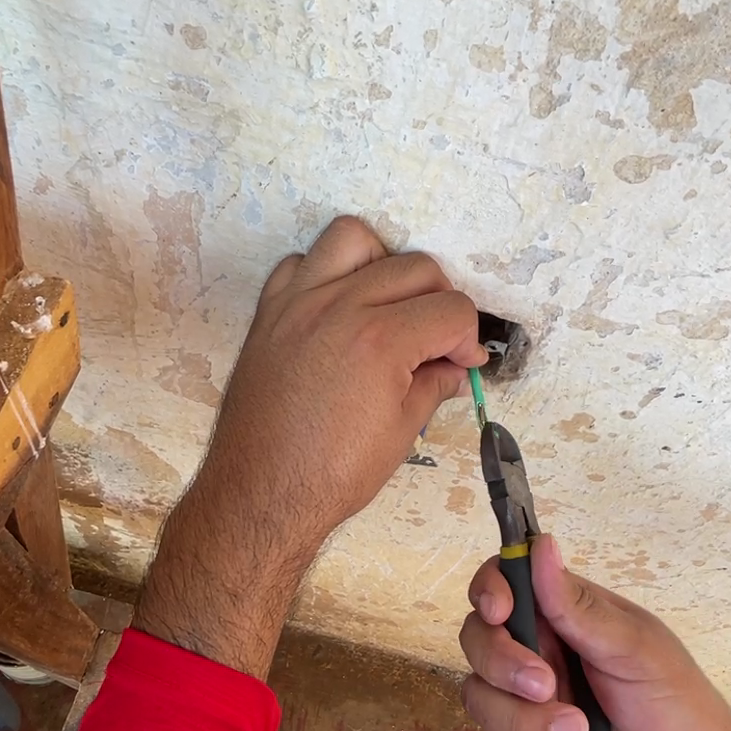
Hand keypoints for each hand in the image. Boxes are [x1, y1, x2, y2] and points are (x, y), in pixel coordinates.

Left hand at [196, 215, 487, 549]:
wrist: (262, 492)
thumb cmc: (331, 474)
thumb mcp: (401, 433)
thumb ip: (433, 385)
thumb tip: (453, 367)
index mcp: (380, 340)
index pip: (451, 310)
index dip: (469, 338)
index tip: (465, 361)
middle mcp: (339, 307)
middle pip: (415, 267)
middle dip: (440, 301)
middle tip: (437, 340)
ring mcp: (298, 303)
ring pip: (353, 238)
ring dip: (383, 263)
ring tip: (388, 304)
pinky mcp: (269, 313)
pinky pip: (300, 263)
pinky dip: (326, 275)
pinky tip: (337, 310)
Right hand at [459, 535, 730, 730]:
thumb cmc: (674, 701)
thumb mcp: (635, 648)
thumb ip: (580, 607)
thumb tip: (541, 544)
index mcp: (558, 613)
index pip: (501, 582)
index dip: (489, 591)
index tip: (500, 612)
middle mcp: (532, 649)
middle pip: (475, 639)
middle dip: (501, 665)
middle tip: (545, 686)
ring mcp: (522, 699)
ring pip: (478, 697)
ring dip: (524, 722)